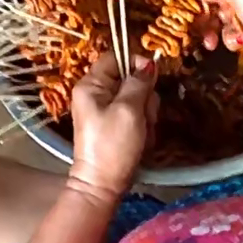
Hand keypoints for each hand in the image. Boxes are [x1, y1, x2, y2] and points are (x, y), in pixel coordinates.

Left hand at [67, 51, 158, 200]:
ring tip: (142, 131)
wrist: (102, 184)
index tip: (151, 76)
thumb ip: (138, 83)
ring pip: (136, 98)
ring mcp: (104, 110)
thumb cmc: (113, 146)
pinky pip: (135, 115)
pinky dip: (142, 126)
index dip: (135, 62)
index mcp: (90, 85)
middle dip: (144, 96)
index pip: (114, 57)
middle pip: (129, 79)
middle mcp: (94, 94)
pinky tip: (141, 139)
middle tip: (143, 115)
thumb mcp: (129, 110)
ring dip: (146, 114)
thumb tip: (147, 62)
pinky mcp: (113, 125)